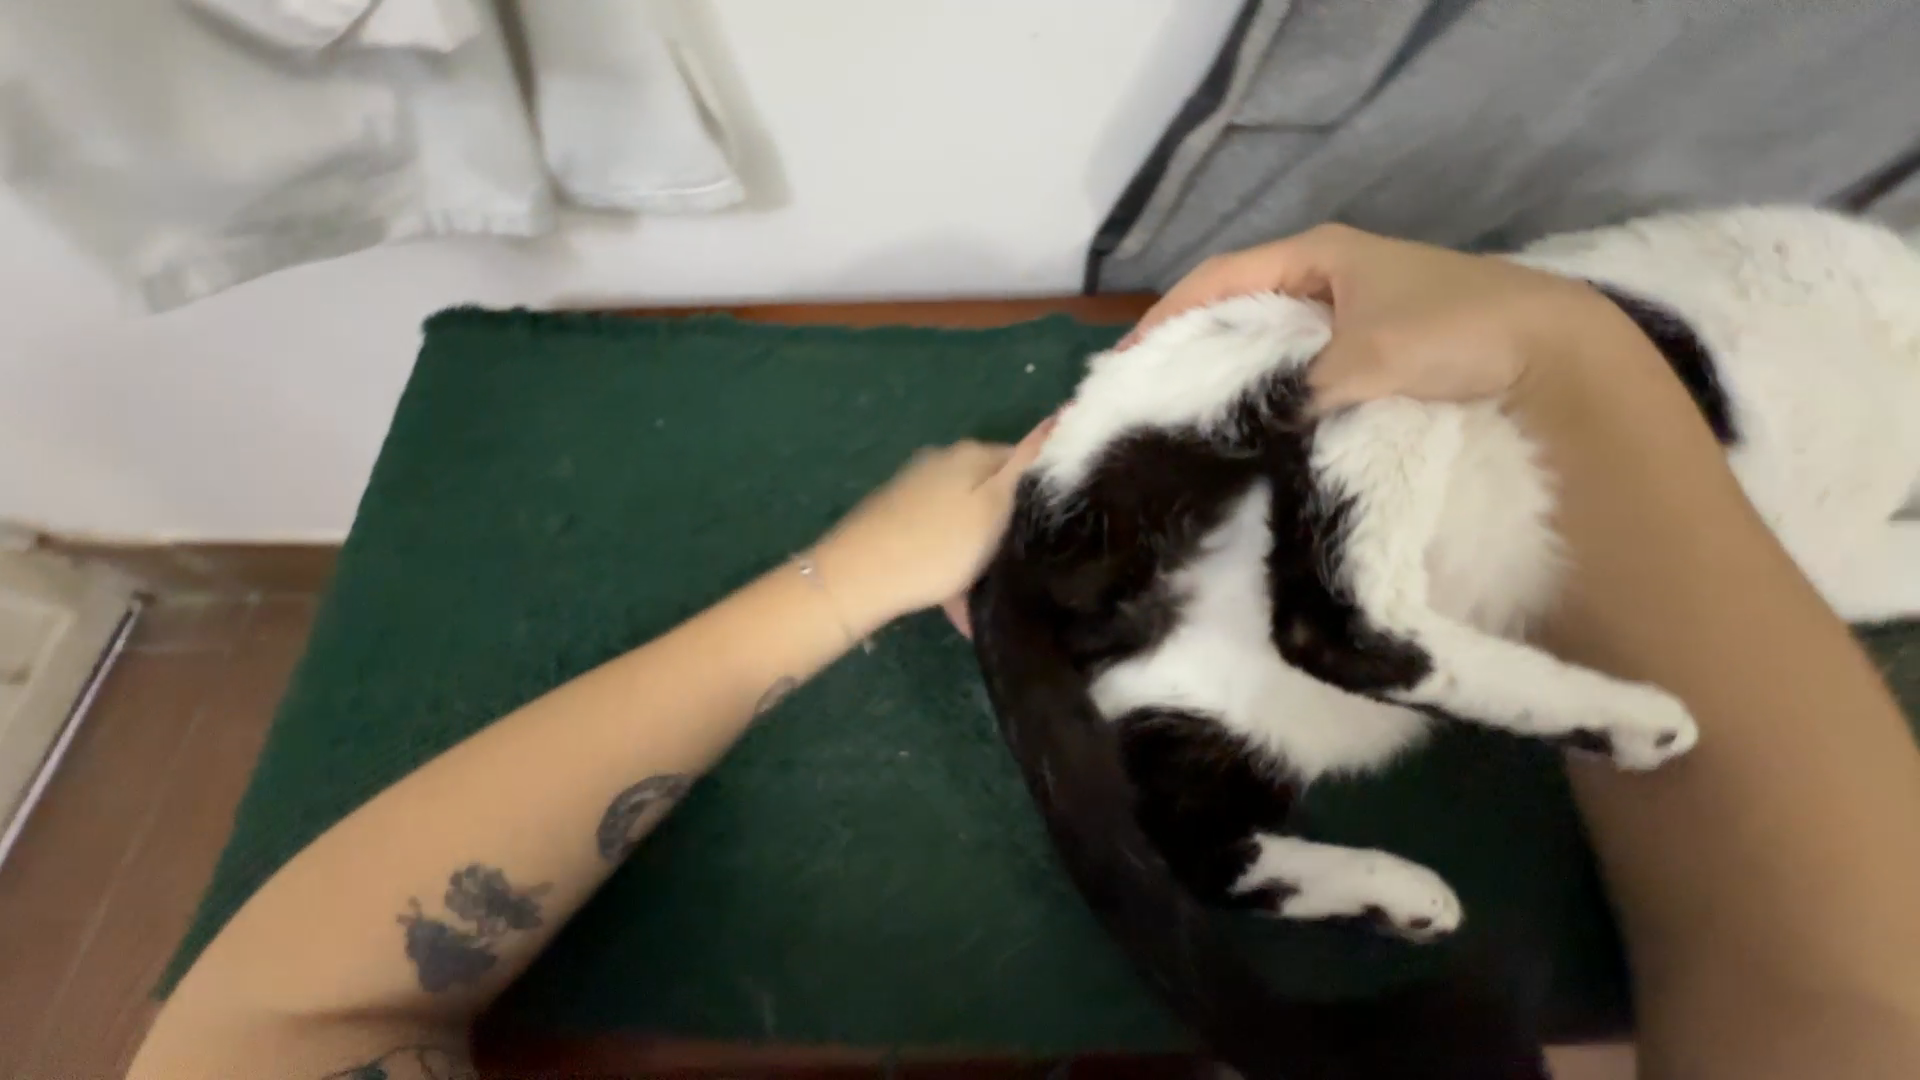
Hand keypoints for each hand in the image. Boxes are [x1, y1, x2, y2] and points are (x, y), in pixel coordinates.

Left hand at [812, 418, 1055, 634]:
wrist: (857, 579)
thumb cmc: (938, 547)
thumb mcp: (994, 507)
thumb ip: (1024, 465)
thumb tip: (1057, 417)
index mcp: (970, 453)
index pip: (1024, 459)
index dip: (1041, 492)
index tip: (1051, 527)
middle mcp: (940, 461)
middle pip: (990, 489)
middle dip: (1005, 524)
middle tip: (1019, 563)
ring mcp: (913, 487)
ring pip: (962, 517)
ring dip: (975, 550)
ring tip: (984, 591)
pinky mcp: (894, 515)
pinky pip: (937, 536)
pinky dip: (949, 561)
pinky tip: (953, 598)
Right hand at [1129, 224, 1615, 409]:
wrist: (1551, 351)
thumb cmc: (1455, 331)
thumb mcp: (1365, 359)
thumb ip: (1295, 392)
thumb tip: (1240, 433)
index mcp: (1317, 255)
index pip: (1221, 277)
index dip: (1169, 314)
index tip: (1129, 356)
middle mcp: (1326, 273)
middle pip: (1235, 300)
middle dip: (1189, 338)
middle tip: (1148, 382)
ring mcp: (1346, 307)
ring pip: (1264, 331)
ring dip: (1225, 362)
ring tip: (1183, 400)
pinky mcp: (1363, 341)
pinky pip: (1292, 356)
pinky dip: (1263, 379)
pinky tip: (1244, 409)